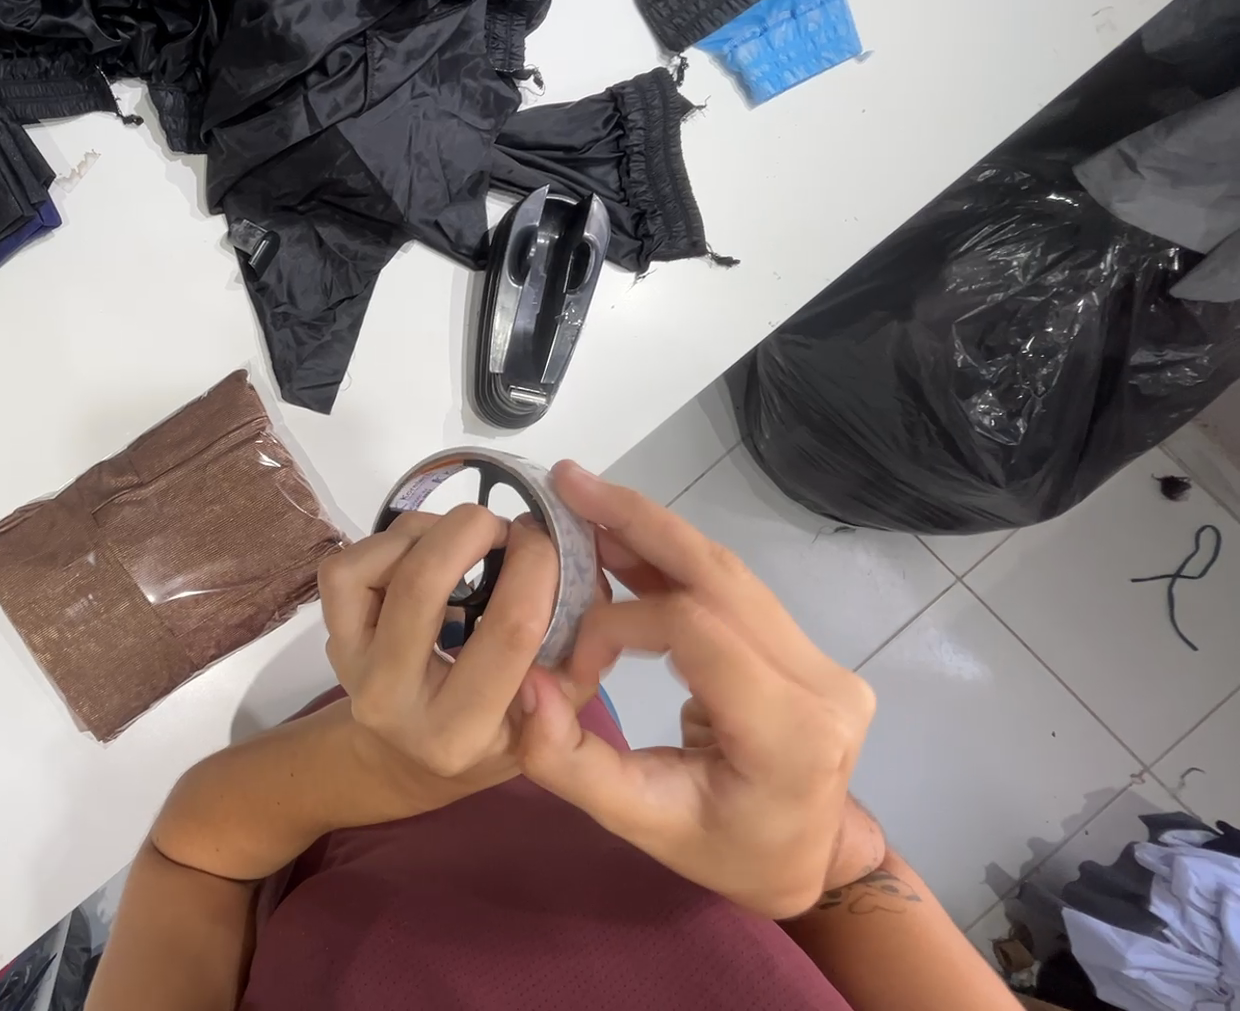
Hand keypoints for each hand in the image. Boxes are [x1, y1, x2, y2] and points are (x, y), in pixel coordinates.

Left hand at [318, 504, 610, 813]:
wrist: (399, 757)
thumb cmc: (485, 740)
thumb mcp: (545, 722)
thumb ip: (574, 661)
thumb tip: (582, 570)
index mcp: (460, 732)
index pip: (508, 632)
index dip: (537, 568)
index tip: (549, 538)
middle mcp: (392, 699)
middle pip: (424, 582)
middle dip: (473, 531)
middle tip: (504, 525)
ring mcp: (350, 662)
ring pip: (378, 564)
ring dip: (429, 531)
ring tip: (463, 540)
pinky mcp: (329, 634)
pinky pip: (347, 566)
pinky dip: (389, 542)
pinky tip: (422, 552)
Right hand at [515, 462, 877, 917]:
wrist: (807, 860)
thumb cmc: (725, 850)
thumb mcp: (640, 823)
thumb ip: (571, 762)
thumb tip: (522, 683)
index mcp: (789, 730)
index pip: (694, 629)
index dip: (617, 621)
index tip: (572, 659)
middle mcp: (819, 680)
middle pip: (717, 575)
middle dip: (635, 521)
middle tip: (566, 482)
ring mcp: (818, 657)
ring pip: (722, 569)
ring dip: (646, 527)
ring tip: (581, 496)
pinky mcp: (798, 645)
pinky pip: (724, 586)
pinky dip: (663, 556)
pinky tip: (616, 535)